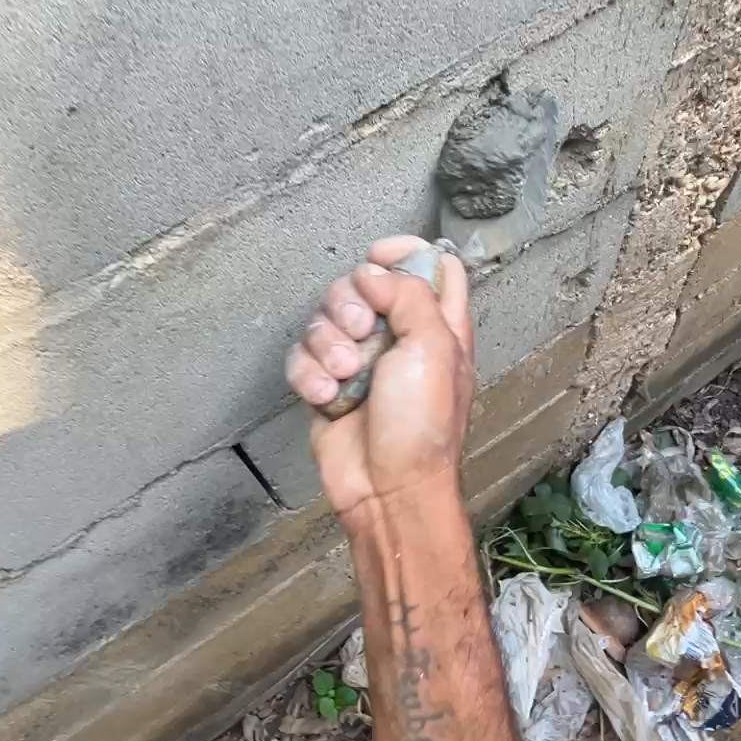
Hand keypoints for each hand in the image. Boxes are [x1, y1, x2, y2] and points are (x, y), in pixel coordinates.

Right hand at [285, 236, 473, 524]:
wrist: (386, 488)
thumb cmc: (422, 427)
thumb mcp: (433, 348)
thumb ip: (409, 295)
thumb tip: (373, 273)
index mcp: (438, 325)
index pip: (431, 266)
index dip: (404, 252)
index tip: (378, 256)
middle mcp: (399, 337)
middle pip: (362, 286)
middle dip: (350, 303)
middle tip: (362, 332)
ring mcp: (360, 361)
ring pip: (325, 319)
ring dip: (328, 344)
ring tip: (344, 375)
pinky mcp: (327, 384)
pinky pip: (302, 357)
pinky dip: (309, 374)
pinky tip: (326, 397)